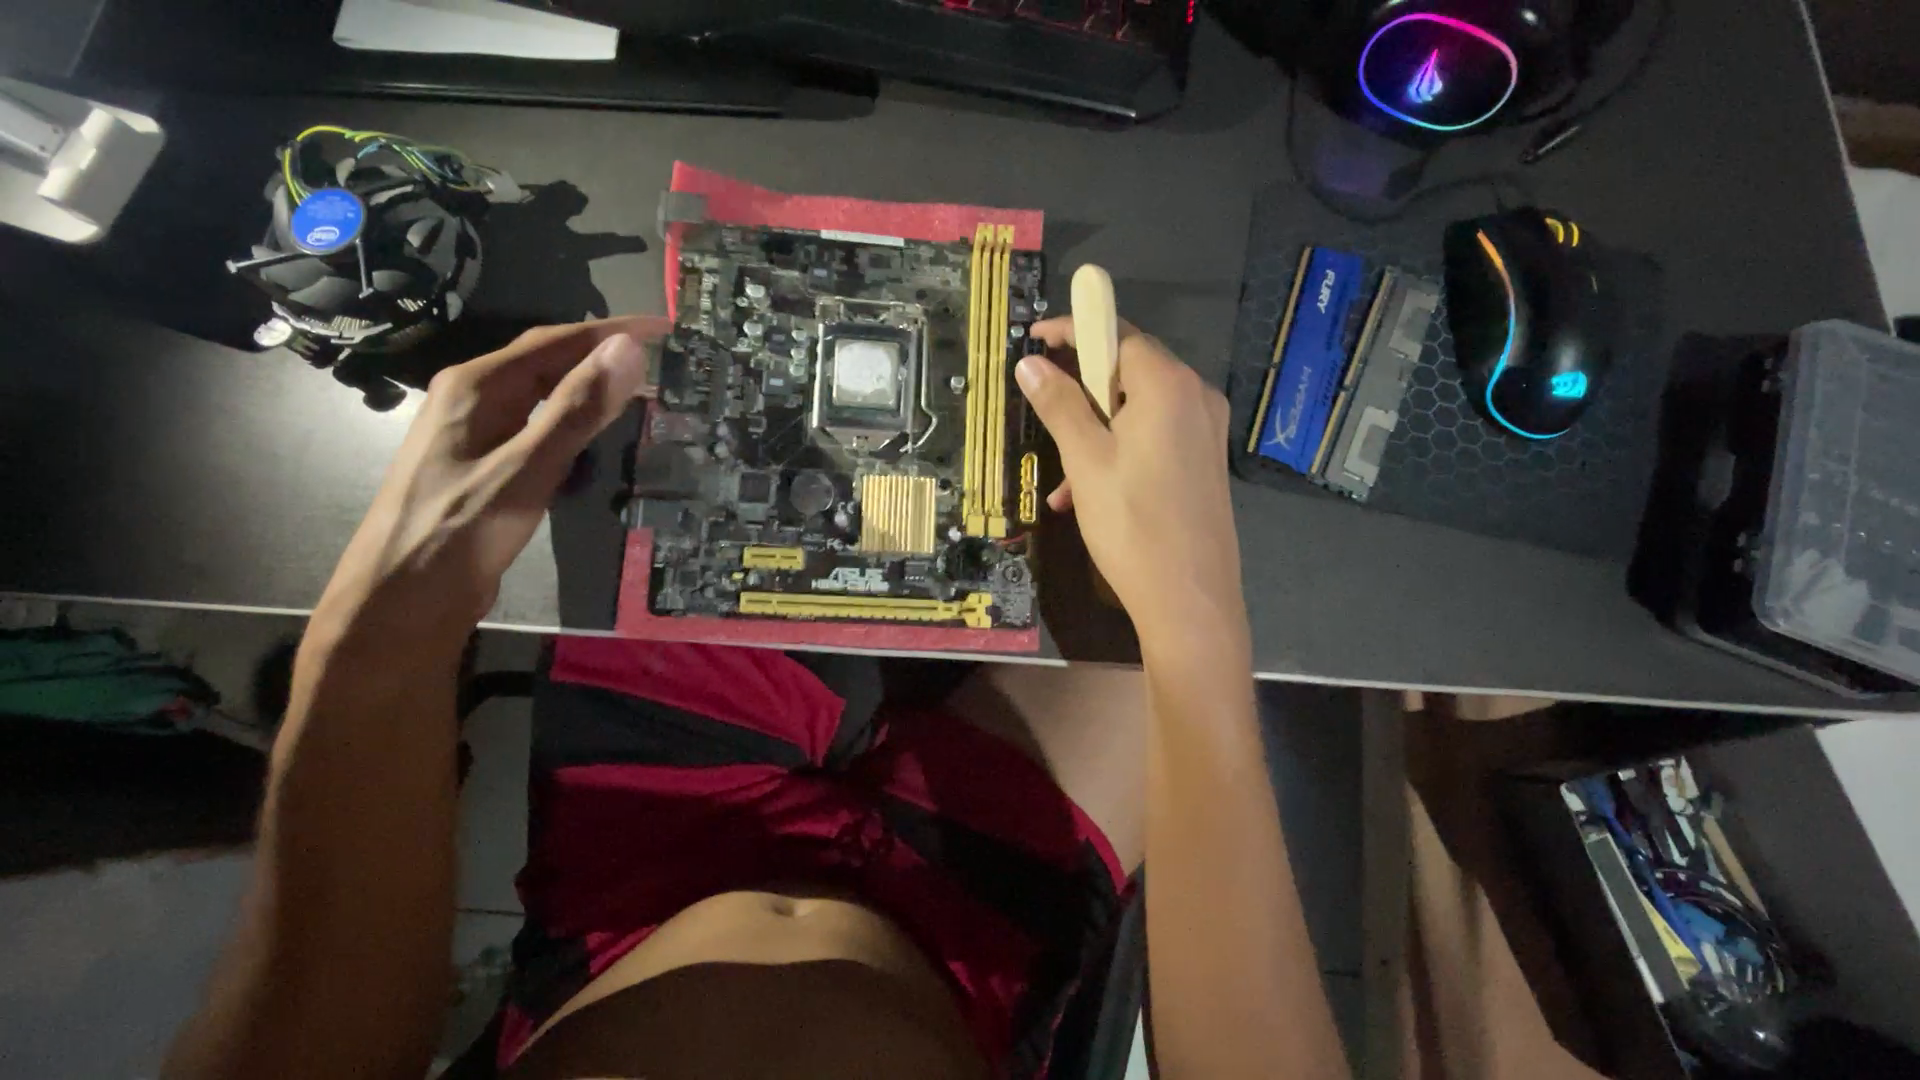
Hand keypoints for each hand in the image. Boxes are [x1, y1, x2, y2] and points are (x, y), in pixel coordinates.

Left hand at [315, 318, 663, 649]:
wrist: (403, 597)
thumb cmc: (459, 531)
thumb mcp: (526, 468)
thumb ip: (576, 410)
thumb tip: (628, 351)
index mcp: (478, 386)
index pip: (556, 340)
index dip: (613, 331)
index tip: (665, 328)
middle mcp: (474, 397)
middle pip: (548, 359)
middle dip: (603, 352)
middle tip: (662, 358)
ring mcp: (477, 430)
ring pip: (543, 392)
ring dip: (591, 385)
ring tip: (640, 390)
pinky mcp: (485, 462)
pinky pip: (538, 423)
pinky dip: (574, 418)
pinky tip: (596, 434)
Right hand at [1017, 316, 1245, 652]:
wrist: (1189, 600)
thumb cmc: (1131, 525)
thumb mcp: (1085, 461)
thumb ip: (1059, 404)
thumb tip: (1030, 363)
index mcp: (1169, 386)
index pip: (1119, 333)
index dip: (1075, 330)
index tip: (1035, 337)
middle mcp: (1196, 398)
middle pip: (1131, 370)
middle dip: (1083, 388)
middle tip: (1046, 408)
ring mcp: (1206, 431)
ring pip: (1138, 410)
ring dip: (1095, 430)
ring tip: (1060, 476)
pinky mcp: (1204, 461)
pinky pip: (1155, 438)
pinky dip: (1119, 452)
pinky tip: (1084, 494)